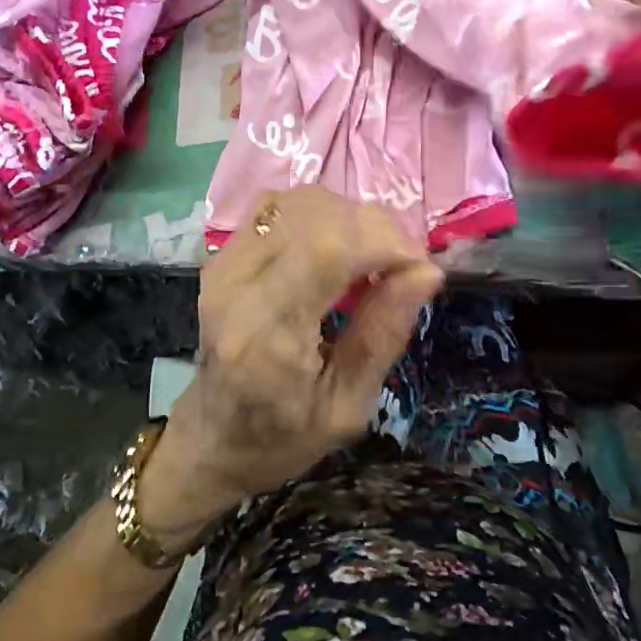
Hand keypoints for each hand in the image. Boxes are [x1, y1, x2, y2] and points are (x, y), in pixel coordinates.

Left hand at [134, 187, 442, 547]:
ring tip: (373, 256)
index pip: (326, 250)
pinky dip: (318, 216)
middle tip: (403, 265)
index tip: (420, 269)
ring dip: (347, 217)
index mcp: (266, 334)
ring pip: (296, 202)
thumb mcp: (347, 407)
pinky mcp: (220, 257)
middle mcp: (236, 286)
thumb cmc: (282, 437)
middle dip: (374, 228)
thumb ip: (383, 334)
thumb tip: (427, 271)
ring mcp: (222, 265)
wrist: (213, 437)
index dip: (384, 242)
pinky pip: (275, 209)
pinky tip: (336, 246)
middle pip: (314, 216)